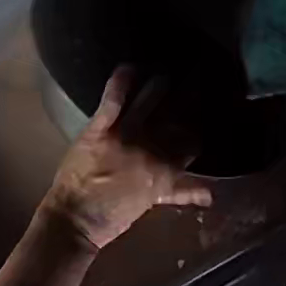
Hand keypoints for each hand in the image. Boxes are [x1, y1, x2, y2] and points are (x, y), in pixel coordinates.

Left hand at [39, 67, 213, 249]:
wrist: (75, 218)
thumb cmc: (113, 216)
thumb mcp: (152, 204)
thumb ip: (180, 192)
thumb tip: (210, 193)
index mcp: (166, 169)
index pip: (191, 142)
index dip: (197, 126)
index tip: (205, 109)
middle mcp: (150, 148)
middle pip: (174, 118)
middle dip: (187, 99)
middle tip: (196, 79)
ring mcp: (124, 136)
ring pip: (148, 104)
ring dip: (158, 88)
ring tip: (165, 74)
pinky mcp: (98, 130)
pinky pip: (112, 102)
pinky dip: (119, 84)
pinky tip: (127, 67)